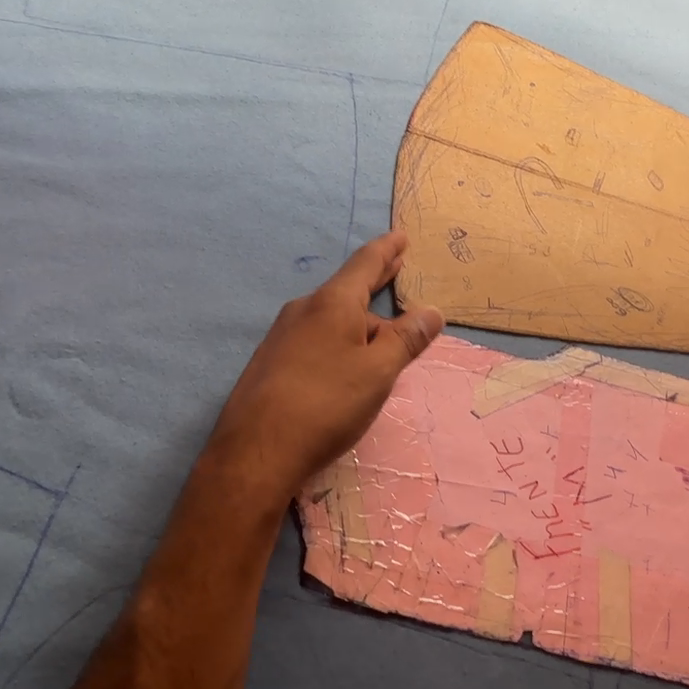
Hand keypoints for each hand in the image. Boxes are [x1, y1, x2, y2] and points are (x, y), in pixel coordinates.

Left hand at [203, 232, 444, 507]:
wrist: (255, 452)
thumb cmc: (326, 404)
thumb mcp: (378, 372)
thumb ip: (407, 339)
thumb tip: (432, 311)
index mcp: (333, 303)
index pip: (365, 264)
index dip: (387, 250)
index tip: (401, 236)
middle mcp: (304, 310)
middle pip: (347, 289)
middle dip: (373, 280)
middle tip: (395, 266)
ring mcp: (282, 336)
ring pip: (331, 319)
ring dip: (358, 321)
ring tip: (382, 335)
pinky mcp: (271, 363)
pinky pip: (315, 339)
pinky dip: (338, 340)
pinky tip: (345, 364)